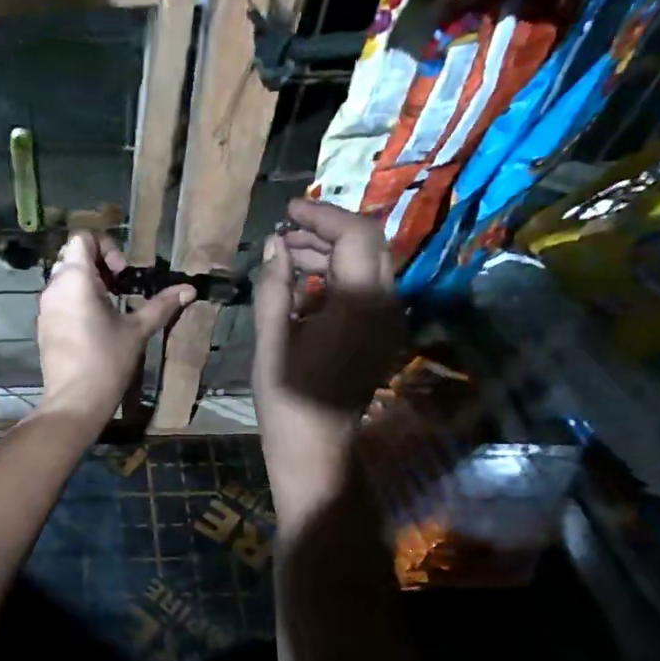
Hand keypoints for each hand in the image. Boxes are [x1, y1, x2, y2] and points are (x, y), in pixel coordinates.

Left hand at [36, 230, 192, 424]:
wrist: (75, 400)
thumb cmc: (107, 360)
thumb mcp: (137, 330)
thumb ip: (161, 306)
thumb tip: (189, 290)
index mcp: (75, 278)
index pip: (82, 238)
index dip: (106, 247)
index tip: (122, 274)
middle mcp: (54, 287)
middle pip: (73, 257)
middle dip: (98, 266)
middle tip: (119, 289)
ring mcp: (45, 308)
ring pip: (64, 279)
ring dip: (88, 285)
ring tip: (110, 308)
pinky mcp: (43, 326)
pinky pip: (59, 300)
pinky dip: (76, 302)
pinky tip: (94, 327)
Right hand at [254, 198, 405, 529]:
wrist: (315, 447)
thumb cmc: (287, 399)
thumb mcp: (270, 340)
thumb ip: (274, 287)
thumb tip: (274, 244)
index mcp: (360, 304)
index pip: (355, 234)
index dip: (321, 216)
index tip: (287, 212)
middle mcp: (386, 306)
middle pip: (368, 244)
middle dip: (325, 233)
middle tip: (283, 239)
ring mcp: (389, 322)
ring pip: (368, 266)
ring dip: (330, 256)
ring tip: (286, 262)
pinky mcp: (382, 335)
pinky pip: (367, 291)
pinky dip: (338, 280)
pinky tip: (302, 294)